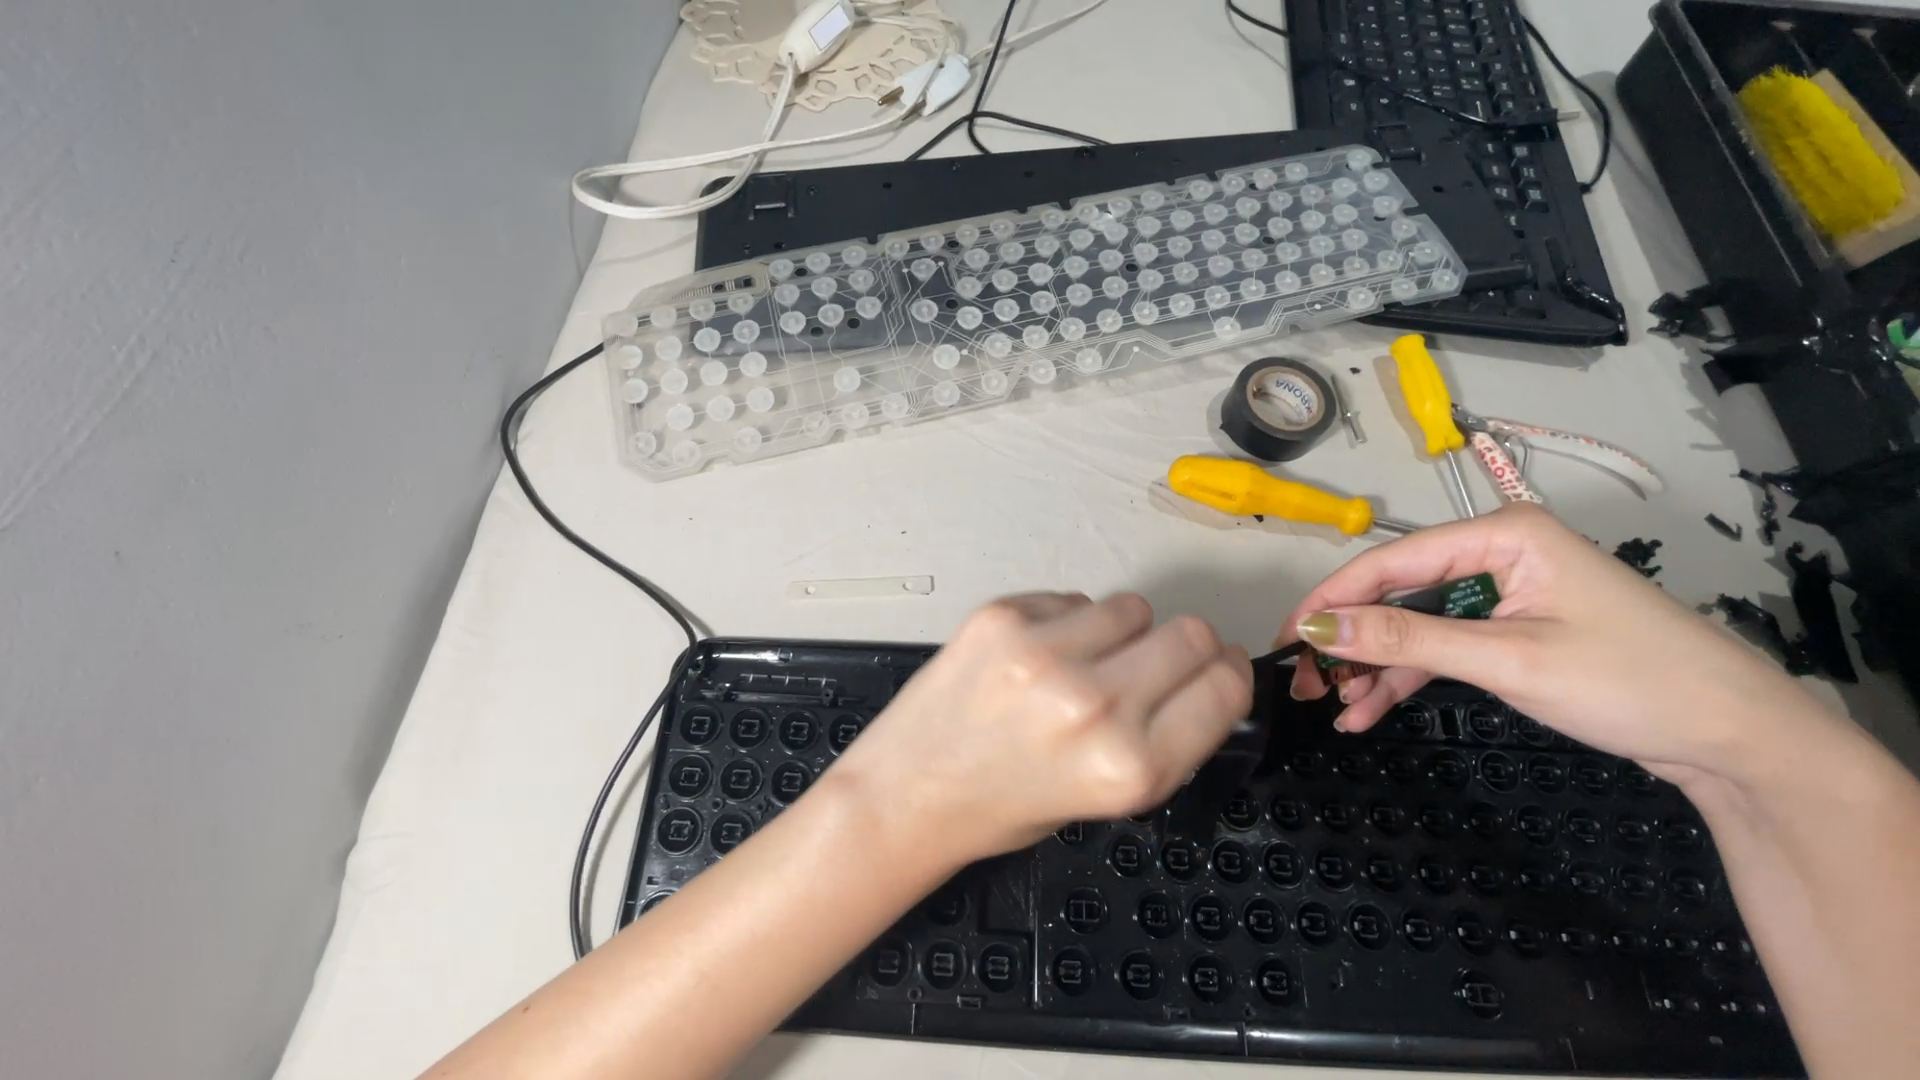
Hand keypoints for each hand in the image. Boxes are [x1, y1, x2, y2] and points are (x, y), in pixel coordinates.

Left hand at [834, 593, 1252, 865]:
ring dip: (1122, 632)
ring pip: (1133, 607)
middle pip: (1191, 634)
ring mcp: (1045, 654)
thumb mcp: (1105, 801)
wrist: (906, 795)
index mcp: (1130, 768)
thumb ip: (1163, 741)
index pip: (1224, 689)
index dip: (1227, 675)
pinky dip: (1067, 621)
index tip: (1218, 670)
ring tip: (1082, 662)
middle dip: (1185, 649)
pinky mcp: (1002, 619)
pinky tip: (1036, 656)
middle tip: (1151, 665)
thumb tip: (1206, 676)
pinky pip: (1072, 598)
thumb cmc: (1002, 809)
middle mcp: (1095, 706)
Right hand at [1276, 503, 1833, 786]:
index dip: (1333, 600)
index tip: (1287, 638)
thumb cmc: (1629, 682)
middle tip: (1304, 680)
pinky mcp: (1513, 631)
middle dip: (1351, 641)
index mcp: (1502, 534)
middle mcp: (1497, 553)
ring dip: (1374, 669)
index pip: (1392, 562)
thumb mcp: (1507, 661)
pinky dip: (1407, 679)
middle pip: (1398, 595)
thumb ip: (1406, 641)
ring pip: (1414, 627)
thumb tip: (1319, 629)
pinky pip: (1442, 648)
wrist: (1739, 741)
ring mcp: (1505, 593)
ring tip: (1335, 708)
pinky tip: (1369, 709)